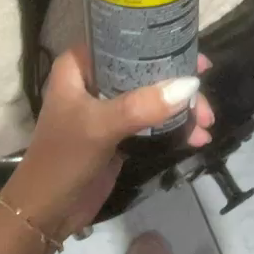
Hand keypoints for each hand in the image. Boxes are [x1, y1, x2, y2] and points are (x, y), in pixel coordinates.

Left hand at [1, 46, 214, 238]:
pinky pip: (152, 122)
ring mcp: (106, 108)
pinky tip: (197, 138)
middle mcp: (93, 81)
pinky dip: (174, 128)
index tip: (195, 57)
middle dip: (177, 85)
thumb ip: (142, 106)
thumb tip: (189, 85)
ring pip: (151, 97)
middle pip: (144, 71)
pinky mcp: (118, 133)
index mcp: (79, 66)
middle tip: (204, 101)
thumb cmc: (63, 158)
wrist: (47, 211)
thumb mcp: (101, 126)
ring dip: (180, 109)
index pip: (123, 42)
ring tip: (207, 125)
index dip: (159, 46)